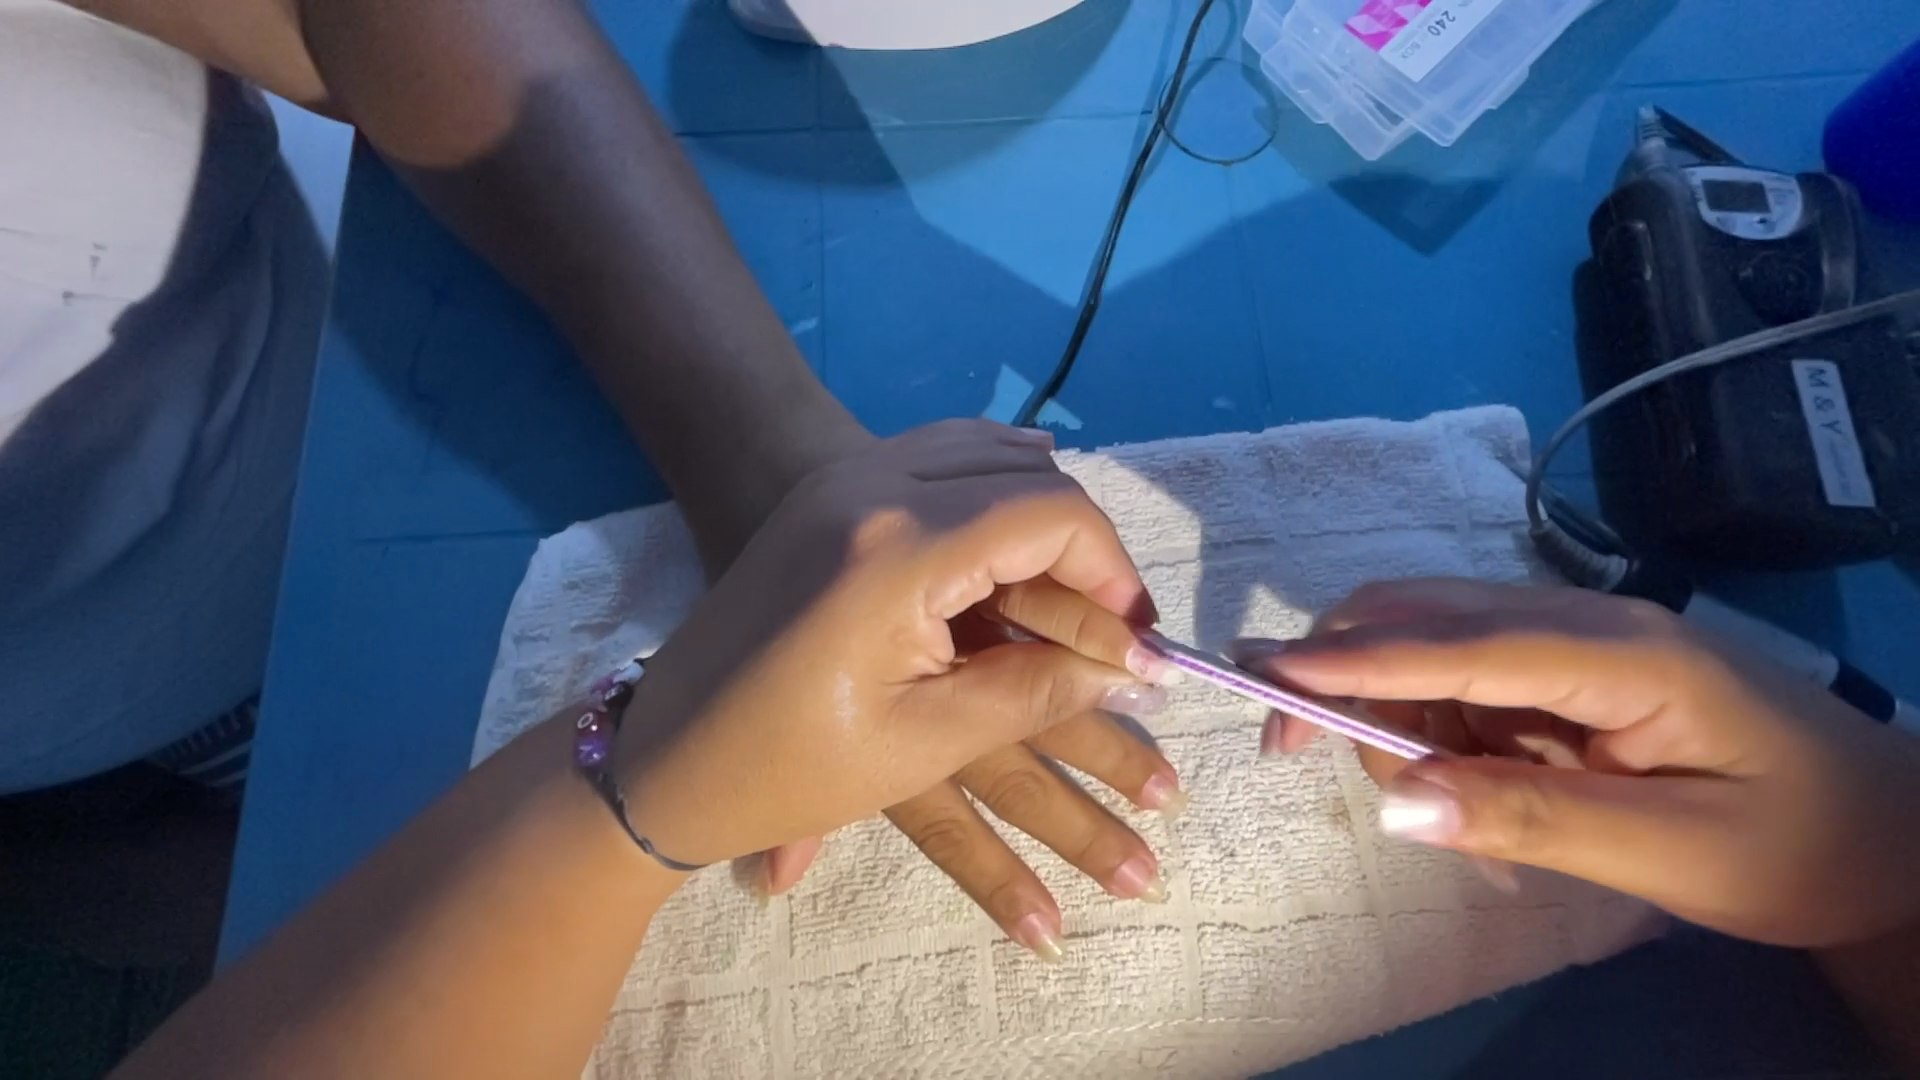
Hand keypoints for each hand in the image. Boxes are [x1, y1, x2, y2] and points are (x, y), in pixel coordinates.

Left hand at [614, 421, 1166, 915]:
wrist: (662, 751)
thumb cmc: (786, 766)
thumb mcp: (924, 743)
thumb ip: (1040, 690)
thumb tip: (1135, 668)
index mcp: (898, 547)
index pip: (1052, 514)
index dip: (1113, 575)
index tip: (1135, 644)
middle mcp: (875, 484)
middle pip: (1029, 477)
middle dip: (1086, 551)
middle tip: (1107, 629)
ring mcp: (848, 478)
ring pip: (987, 453)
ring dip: (1041, 515)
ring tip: (1065, 591)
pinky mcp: (835, 491)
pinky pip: (939, 454)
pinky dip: (991, 481)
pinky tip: (1012, 520)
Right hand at [1236, 579, 1919, 947]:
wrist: (1890, 825)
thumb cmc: (1801, 842)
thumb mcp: (1678, 854)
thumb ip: (1533, 820)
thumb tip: (1397, 807)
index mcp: (1617, 652)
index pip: (1457, 645)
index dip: (1356, 660)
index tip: (1266, 673)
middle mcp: (1568, 617)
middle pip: (1411, 614)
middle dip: (1334, 668)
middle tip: (1287, 743)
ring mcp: (1549, 630)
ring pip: (1411, 639)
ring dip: (1375, 703)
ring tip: (1414, 785)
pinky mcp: (1536, 655)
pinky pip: (1438, 670)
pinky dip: (1410, 714)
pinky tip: (1443, 767)